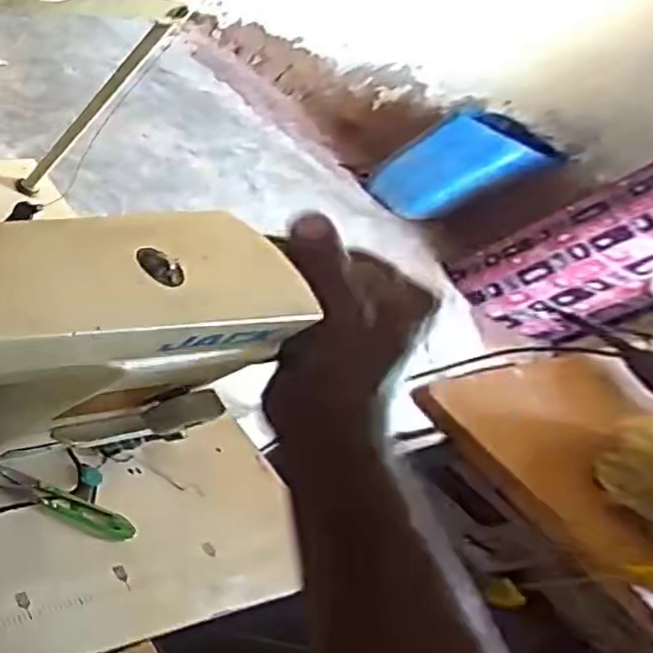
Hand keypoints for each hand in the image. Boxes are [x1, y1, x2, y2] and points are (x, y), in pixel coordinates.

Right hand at [264, 213, 435, 446]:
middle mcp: (389, 305)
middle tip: (247, 272)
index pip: (346, 252)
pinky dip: (274, 308)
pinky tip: (252, 314)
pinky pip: (297, 310)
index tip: (260, 254)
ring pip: (308, 289)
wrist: (319, 436)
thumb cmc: (335, 381)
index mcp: (408, 293)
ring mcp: (356, 325)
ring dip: (277, 288)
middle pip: (326, 269)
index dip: (304, 250)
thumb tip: (308, 216)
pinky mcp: (326, 342)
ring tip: (244, 290)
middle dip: (288, 270)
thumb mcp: (336, 318)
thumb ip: (325, 268)